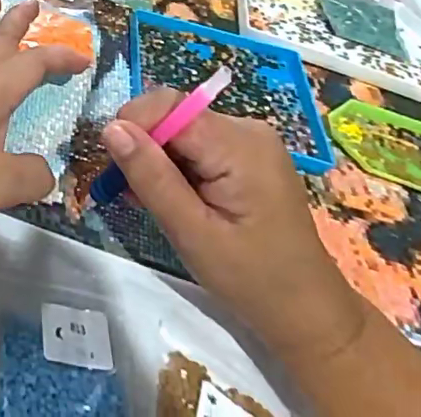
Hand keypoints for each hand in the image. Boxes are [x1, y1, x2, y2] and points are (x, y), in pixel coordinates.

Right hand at [101, 90, 365, 358]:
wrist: (309, 314)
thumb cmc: (252, 280)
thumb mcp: (192, 232)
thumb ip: (151, 176)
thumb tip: (110, 128)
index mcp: (240, 144)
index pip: (169, 105)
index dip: (132, 124)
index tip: (113, 165)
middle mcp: (246, 128)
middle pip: (173, 114)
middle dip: (143, 145)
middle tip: (128, 190)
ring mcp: (249, 139)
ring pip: (180, 128)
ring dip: (156, 157)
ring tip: (149, 199)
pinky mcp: (246, 153)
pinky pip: (196, 142)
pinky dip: (175, 164)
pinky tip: (173, 197)